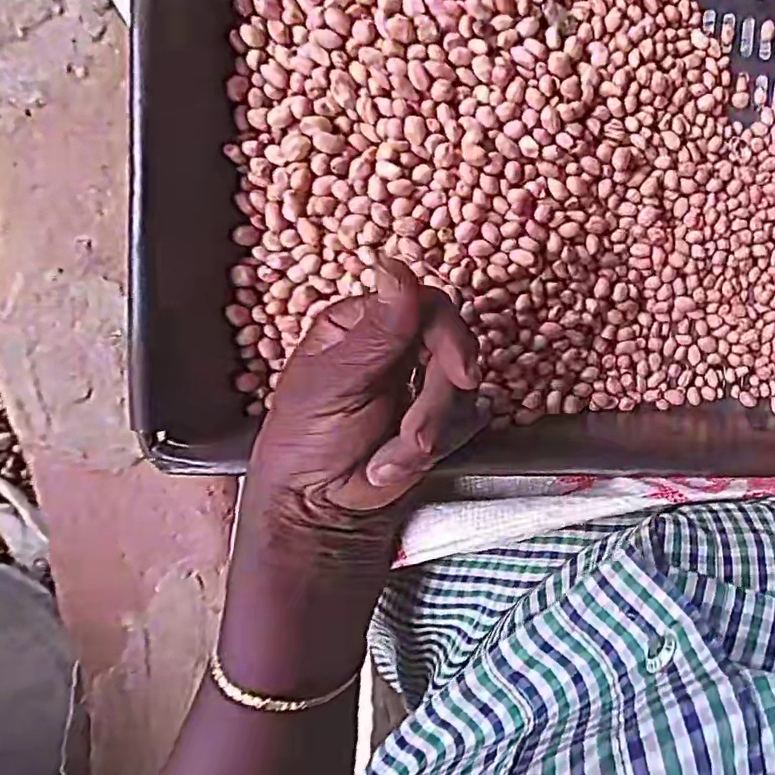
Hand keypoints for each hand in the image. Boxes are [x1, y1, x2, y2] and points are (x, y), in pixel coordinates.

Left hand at [240, 258, 484, 566]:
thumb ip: (376, 330)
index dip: (449, 336)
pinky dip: (437, 446)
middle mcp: (399, 344)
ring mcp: (423, 379)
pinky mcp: (442, 413)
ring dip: (431, 429)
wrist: (319, 509)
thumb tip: (394, 265)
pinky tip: (398, 461)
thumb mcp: (334, 384)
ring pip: (464, 386)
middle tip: (417, 435)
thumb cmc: (307, 442)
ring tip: (389, 459)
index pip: (426, 305)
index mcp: (364, 322)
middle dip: (438, 398)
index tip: (459, 371)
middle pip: (455, 345)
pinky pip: (467, 417)